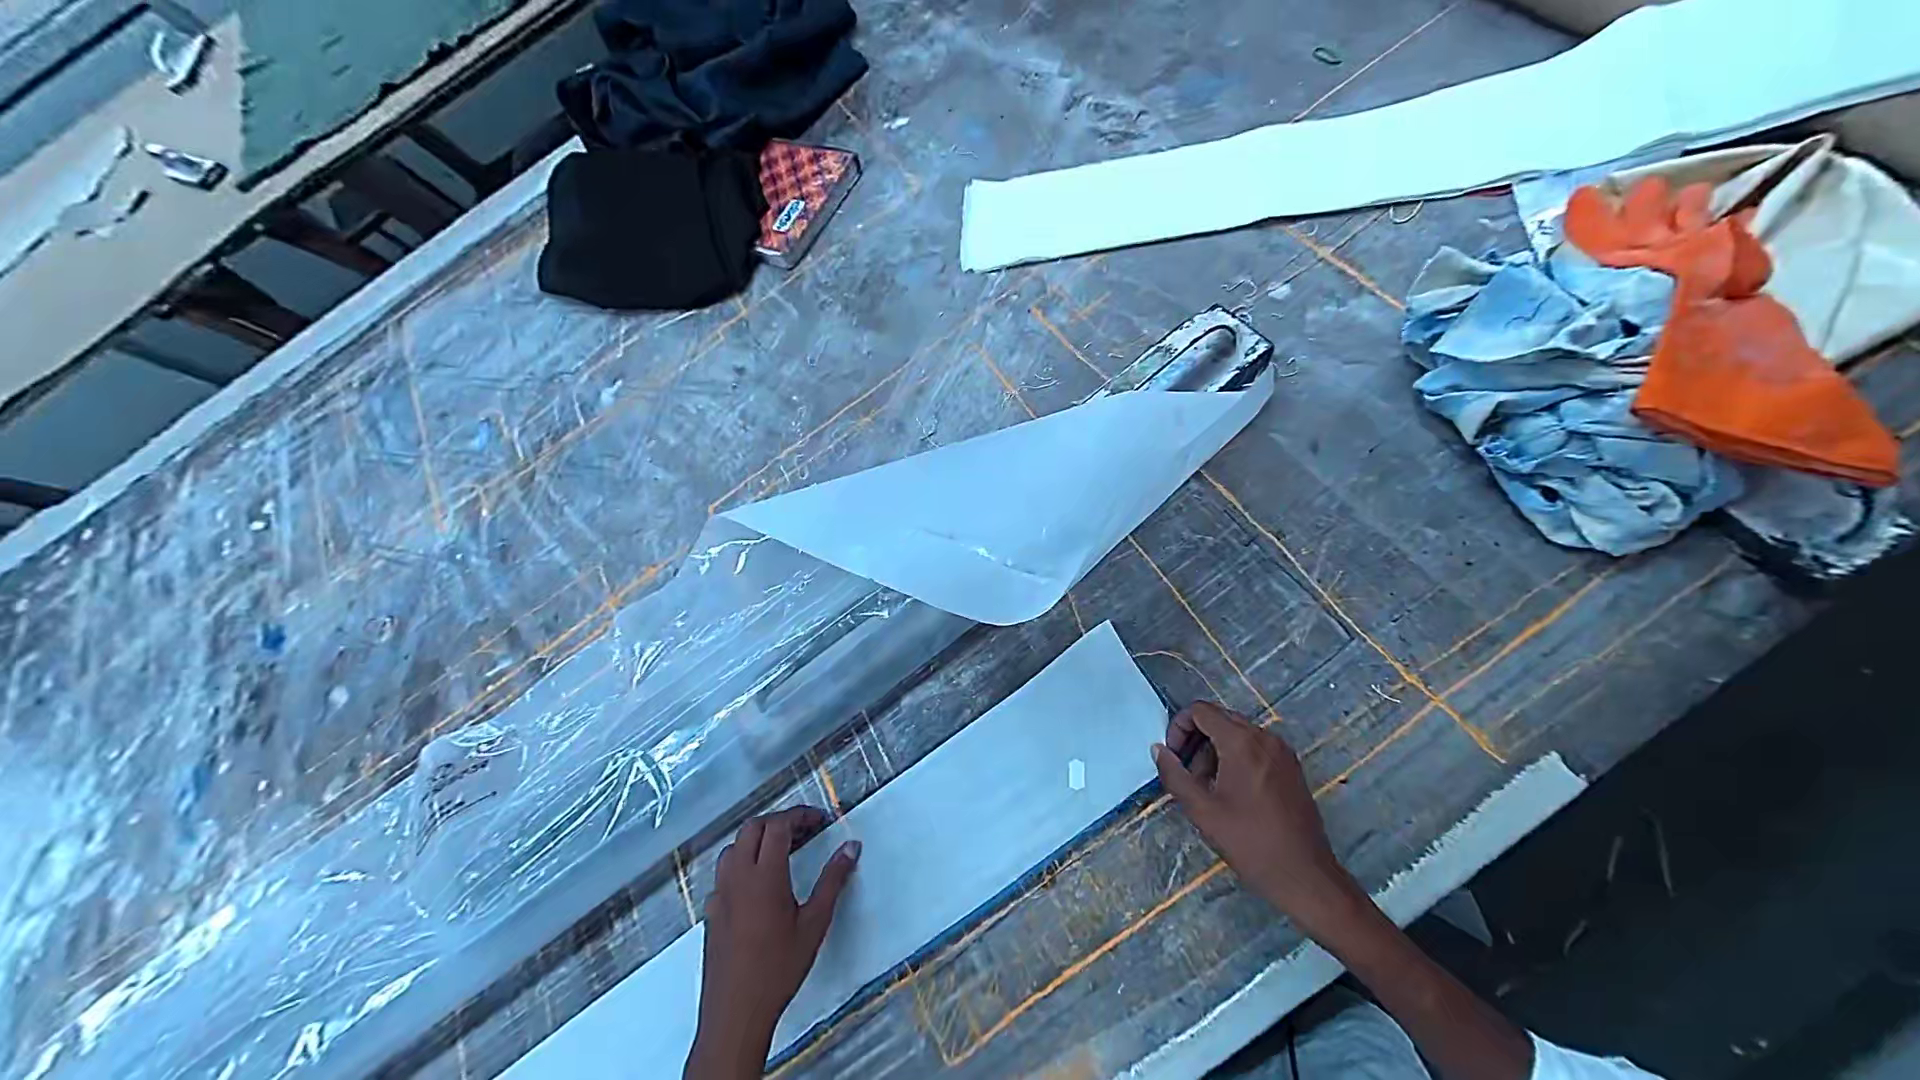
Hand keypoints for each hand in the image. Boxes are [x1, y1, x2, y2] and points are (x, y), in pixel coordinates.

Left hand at [686, 806, 859, 1079]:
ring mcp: (720, 893)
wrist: (736, 1011)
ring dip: (757, 838)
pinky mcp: (711, 910)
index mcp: (764, 875)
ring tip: (783, 851)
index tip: (820, 820)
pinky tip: (758, 882)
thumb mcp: (815, 923)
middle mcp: (737, 876)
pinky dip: (742, 862)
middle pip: (753, 827)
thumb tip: (851, 847)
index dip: (800, 815)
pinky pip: (724, 871)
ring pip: (734, 846)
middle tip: (804, 830)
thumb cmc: (779, 968)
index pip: (778, 825)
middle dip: (779, 821)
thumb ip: (833, 880)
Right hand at [1152, 702, 1358, 927]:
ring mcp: (1282, 751)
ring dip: (1214, 749)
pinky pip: (1255, 747)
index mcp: (1242, 742)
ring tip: (1208, 787)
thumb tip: (1159, 750)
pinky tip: (1232, 791)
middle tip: (1187, 773)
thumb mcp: (1201, 810)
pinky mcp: (1291, 767)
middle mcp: (1265, 737)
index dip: (1179, 728)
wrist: (1304, 875)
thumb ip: (1174, 774)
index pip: (1200, 711)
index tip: (1174, 757)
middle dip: (1196, 739)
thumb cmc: (1249, 842)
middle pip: (1219, 718)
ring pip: (1237, 732)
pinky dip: (1236, 757)